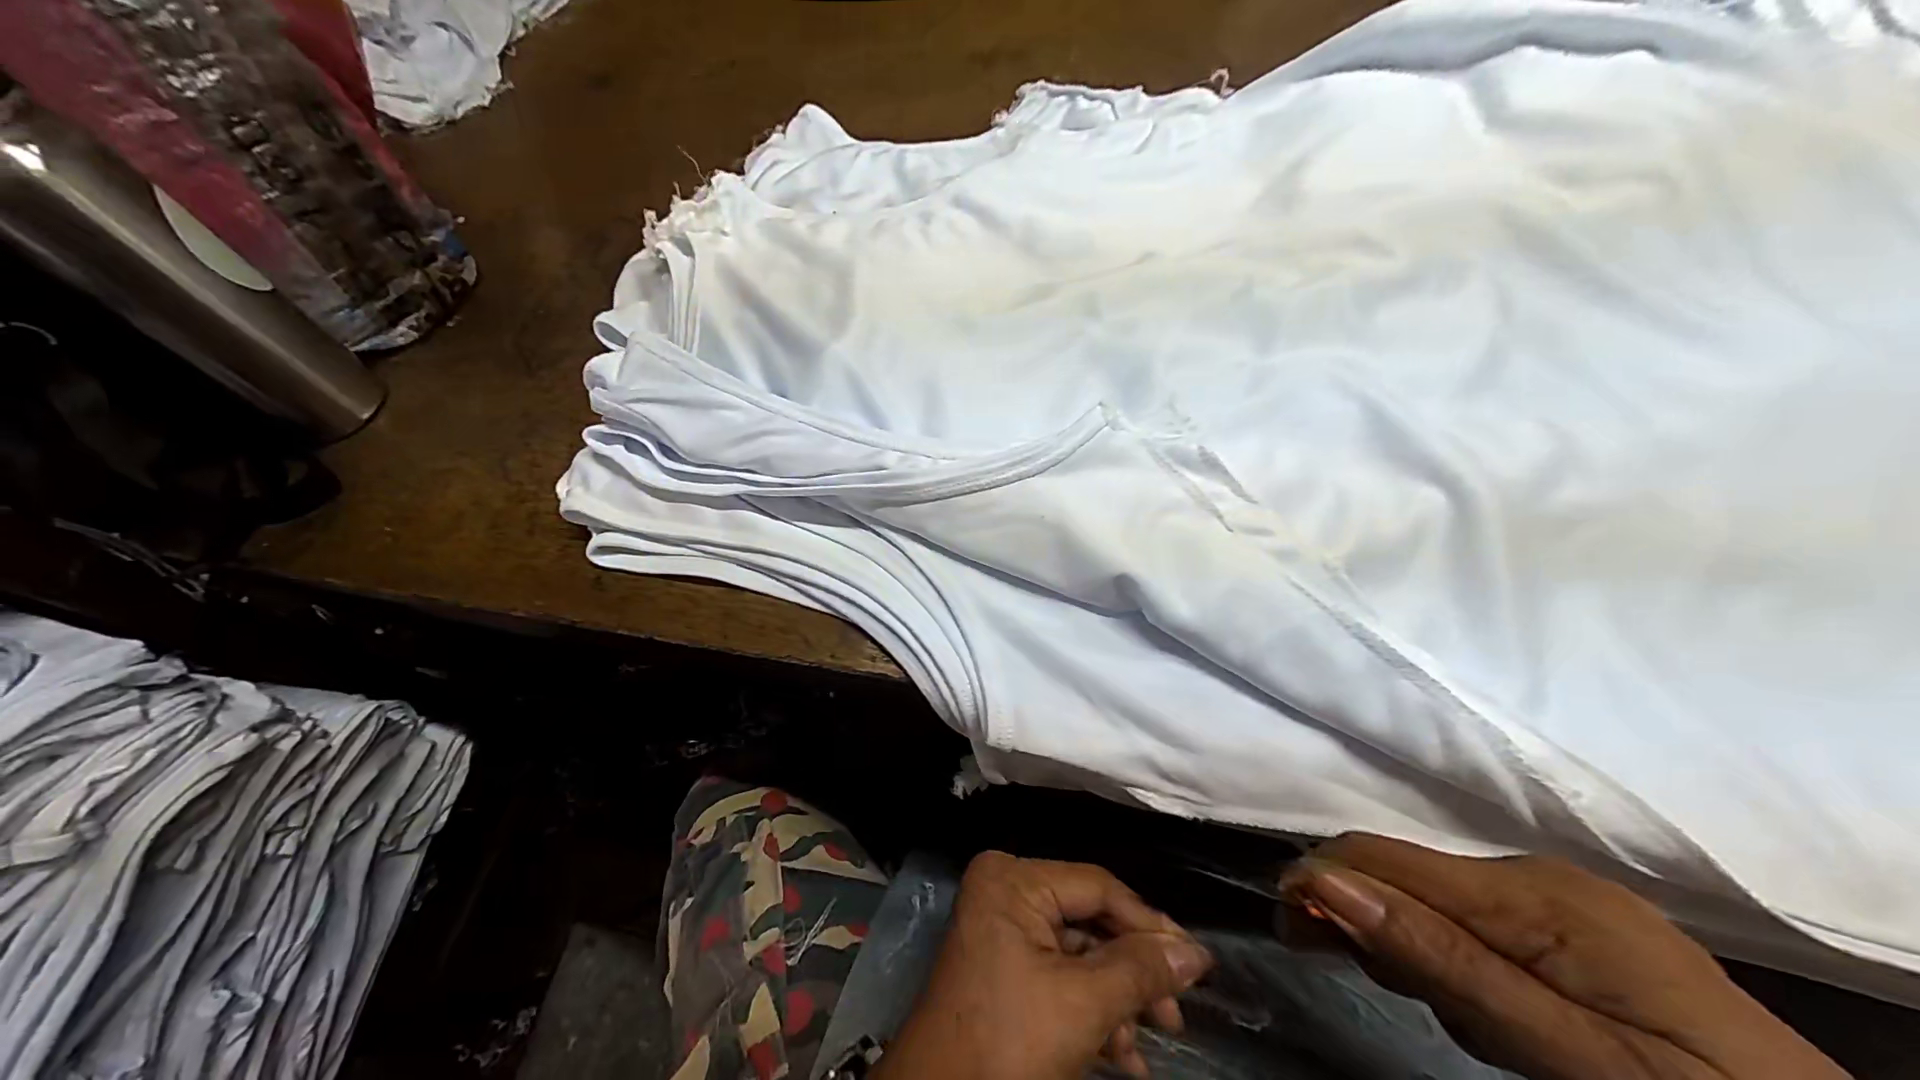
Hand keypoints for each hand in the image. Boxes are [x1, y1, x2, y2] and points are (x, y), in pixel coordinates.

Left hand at [873, 852, 1213, 1079]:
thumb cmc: (1009, 1042)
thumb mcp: (1084, 1003)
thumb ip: (1142, 970)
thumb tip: (1196, 953)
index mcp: (1014, 880)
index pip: (1099, 888)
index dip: (1151, 926)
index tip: (1197, 964)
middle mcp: (1005, 891)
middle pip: (1091, 921)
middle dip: (1135, 972)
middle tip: (1176, 1012)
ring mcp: (1001, 928)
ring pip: (1079, 953)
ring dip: (1118, 999)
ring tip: (1153, 1040)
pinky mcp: (1002, 965)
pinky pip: (1058, 973)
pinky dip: (1091, 1010)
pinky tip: (1123, 1054)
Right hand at [1279, 834, 1849, 1079]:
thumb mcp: (1570, 1057)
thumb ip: (1445, 965)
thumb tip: (1327, 887)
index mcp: (1535, 896)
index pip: (1383, 857)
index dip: (1317, 881)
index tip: (1283, 931)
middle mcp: (1539, 876)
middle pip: (1403, 872)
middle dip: (1358, 915)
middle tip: (1333, 972)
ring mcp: (1562, 899)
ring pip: (1435, 897)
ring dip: (1410, 945)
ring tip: (1445, 1014)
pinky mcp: (1577, 925)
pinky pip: (1478, 918)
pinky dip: (1451, 953)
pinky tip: (1480, 1001)